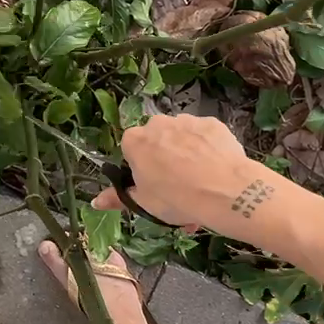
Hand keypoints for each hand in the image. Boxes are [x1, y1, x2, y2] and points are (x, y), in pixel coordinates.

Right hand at [93, 115, 281, 235]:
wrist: (227, 193)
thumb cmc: (178, 199)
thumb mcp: (144, 203)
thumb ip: (118, 198)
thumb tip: (95, 202)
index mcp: (134, 141)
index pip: (131, 151)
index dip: (142, 170)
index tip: (155, 187)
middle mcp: (157, 123)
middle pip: (157, 142)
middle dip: (165, 161)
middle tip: (179, 188)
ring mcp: (186, 120)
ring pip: (181, 138)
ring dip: (186, 155)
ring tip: (202, 183)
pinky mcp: (212, 123)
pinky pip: (204, 136)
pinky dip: (208, 149)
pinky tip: (216, 170)